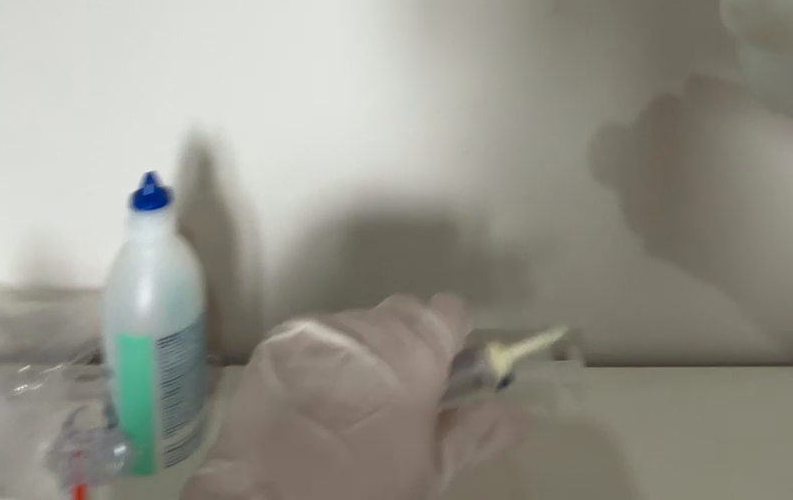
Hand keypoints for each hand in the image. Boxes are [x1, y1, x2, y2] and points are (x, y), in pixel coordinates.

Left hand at [182, 294, 525, 499]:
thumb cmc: (366, 489)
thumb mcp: (428, 471)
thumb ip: (473, 433)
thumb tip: (515, 416)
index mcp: (415, 348)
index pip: (449, 310)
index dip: (450, 338)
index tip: (444, 371)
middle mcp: (368, 324)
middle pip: (400, 314)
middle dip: (404, 345)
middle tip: (396, 399)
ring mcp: (318, 328)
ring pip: (353, 328)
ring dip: (359, 354)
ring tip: (346, 409)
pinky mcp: (277, 341)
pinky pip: (311, 341)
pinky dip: (317, 363)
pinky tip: (309, 407)